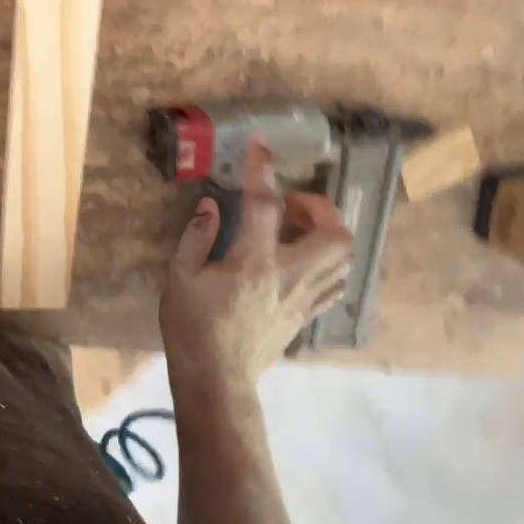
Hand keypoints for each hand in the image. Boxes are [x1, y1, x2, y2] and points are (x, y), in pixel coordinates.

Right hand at [161, 136, 354, 383]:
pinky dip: (328, 264)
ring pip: (344, 258)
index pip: (264, 205)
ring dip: (327, 234)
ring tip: (298, 229)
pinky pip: (335, 283)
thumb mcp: (179, 277)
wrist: (217, 378)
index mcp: (254, 262)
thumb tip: (209, 206)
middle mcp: (290, 275)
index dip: (263, 170)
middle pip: (334, 233)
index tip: (261, 145)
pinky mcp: (307, 316)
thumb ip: (196, 237)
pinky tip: (303, 261)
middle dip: (319, 208)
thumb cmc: (192, 326)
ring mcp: (304, 298)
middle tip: (290, 205)